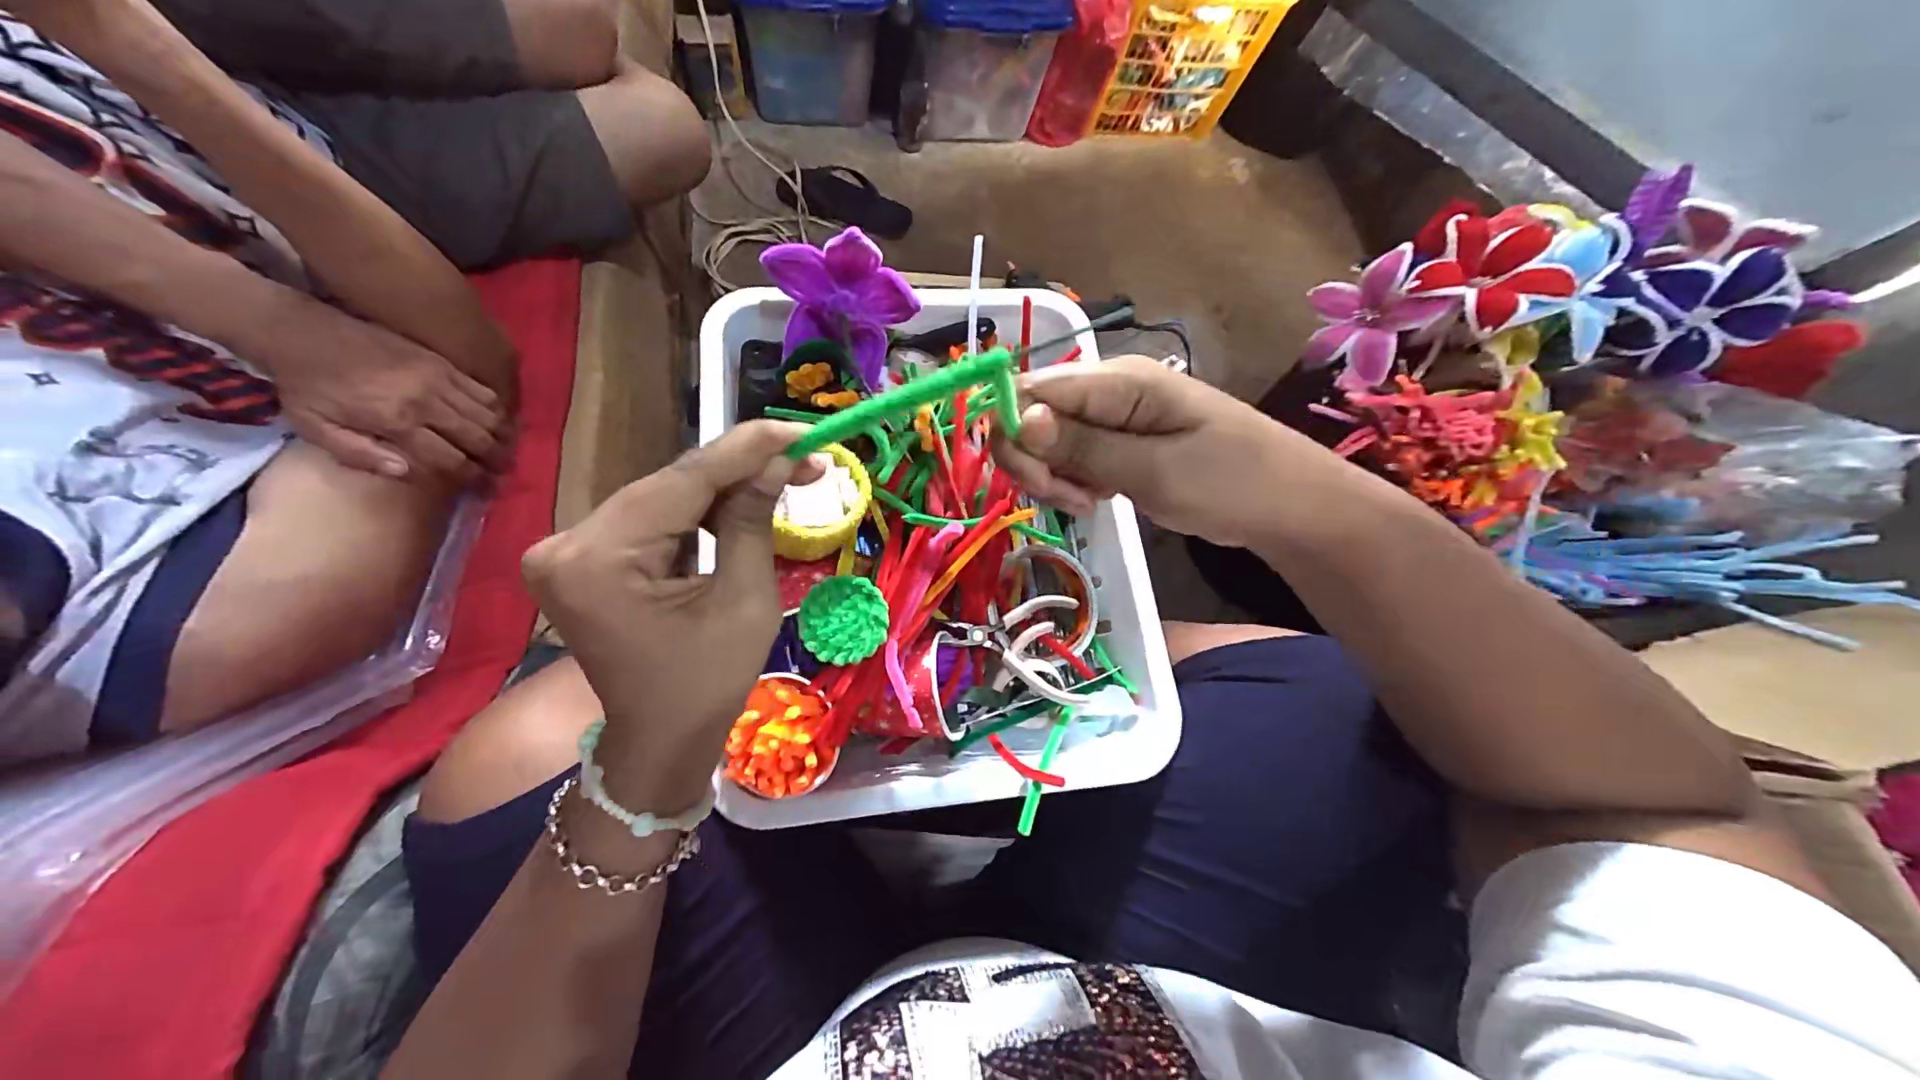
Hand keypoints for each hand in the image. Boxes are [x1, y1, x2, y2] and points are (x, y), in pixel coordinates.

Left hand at [247, 290, 509, 485]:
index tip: (485, 489)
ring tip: (508, 449)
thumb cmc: (306, 386)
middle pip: (479, 438)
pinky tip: (499, 421)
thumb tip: (407, 472)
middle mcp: (426, 401)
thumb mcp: (315, 429)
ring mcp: (439, 379)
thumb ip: (360, 455)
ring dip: (503, 436)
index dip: (473, 478)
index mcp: (396, 421)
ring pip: (488, 415)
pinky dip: (498, 409)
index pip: (450, 459)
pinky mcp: (443, 363)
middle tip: (505, 472)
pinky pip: (483, 390)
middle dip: (496, 459)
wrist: (301, 331)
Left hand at [521, 422, 822, 810]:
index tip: (801, 431)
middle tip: (804, 459)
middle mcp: (566, 543)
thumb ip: (753, 521)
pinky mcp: (580, 558)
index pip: (683, 481)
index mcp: (599, 561)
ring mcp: (566, 550)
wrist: (660, 740)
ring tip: (783, 480)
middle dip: (741, 470)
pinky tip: (740, 509)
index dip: (747, 449)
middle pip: (671, 486)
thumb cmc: (708, 684)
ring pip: (663, 498)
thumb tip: (779, 460)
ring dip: (723, 490)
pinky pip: (650, 520)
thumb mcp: (744, 602)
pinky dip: (697, 514)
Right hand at [994, 355, 1356, 545]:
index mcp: (1119, 381)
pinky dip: (1074, 481)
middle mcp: (1110, 388)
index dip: (1016, 433)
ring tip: (1091, 502)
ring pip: (1049, 439)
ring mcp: (1115, 414)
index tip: (1040, 482)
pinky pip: (1074, 455)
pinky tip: (1098, 499)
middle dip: (1036, 461)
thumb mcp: (1154, 470)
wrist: (1289, 506)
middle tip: (1071, 500)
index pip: (1032, 389)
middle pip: (1034, 414)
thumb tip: (1016, 419)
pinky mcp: (1121, 440)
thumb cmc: (1231, 483)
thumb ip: (1082, 446)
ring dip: (1055, 476)